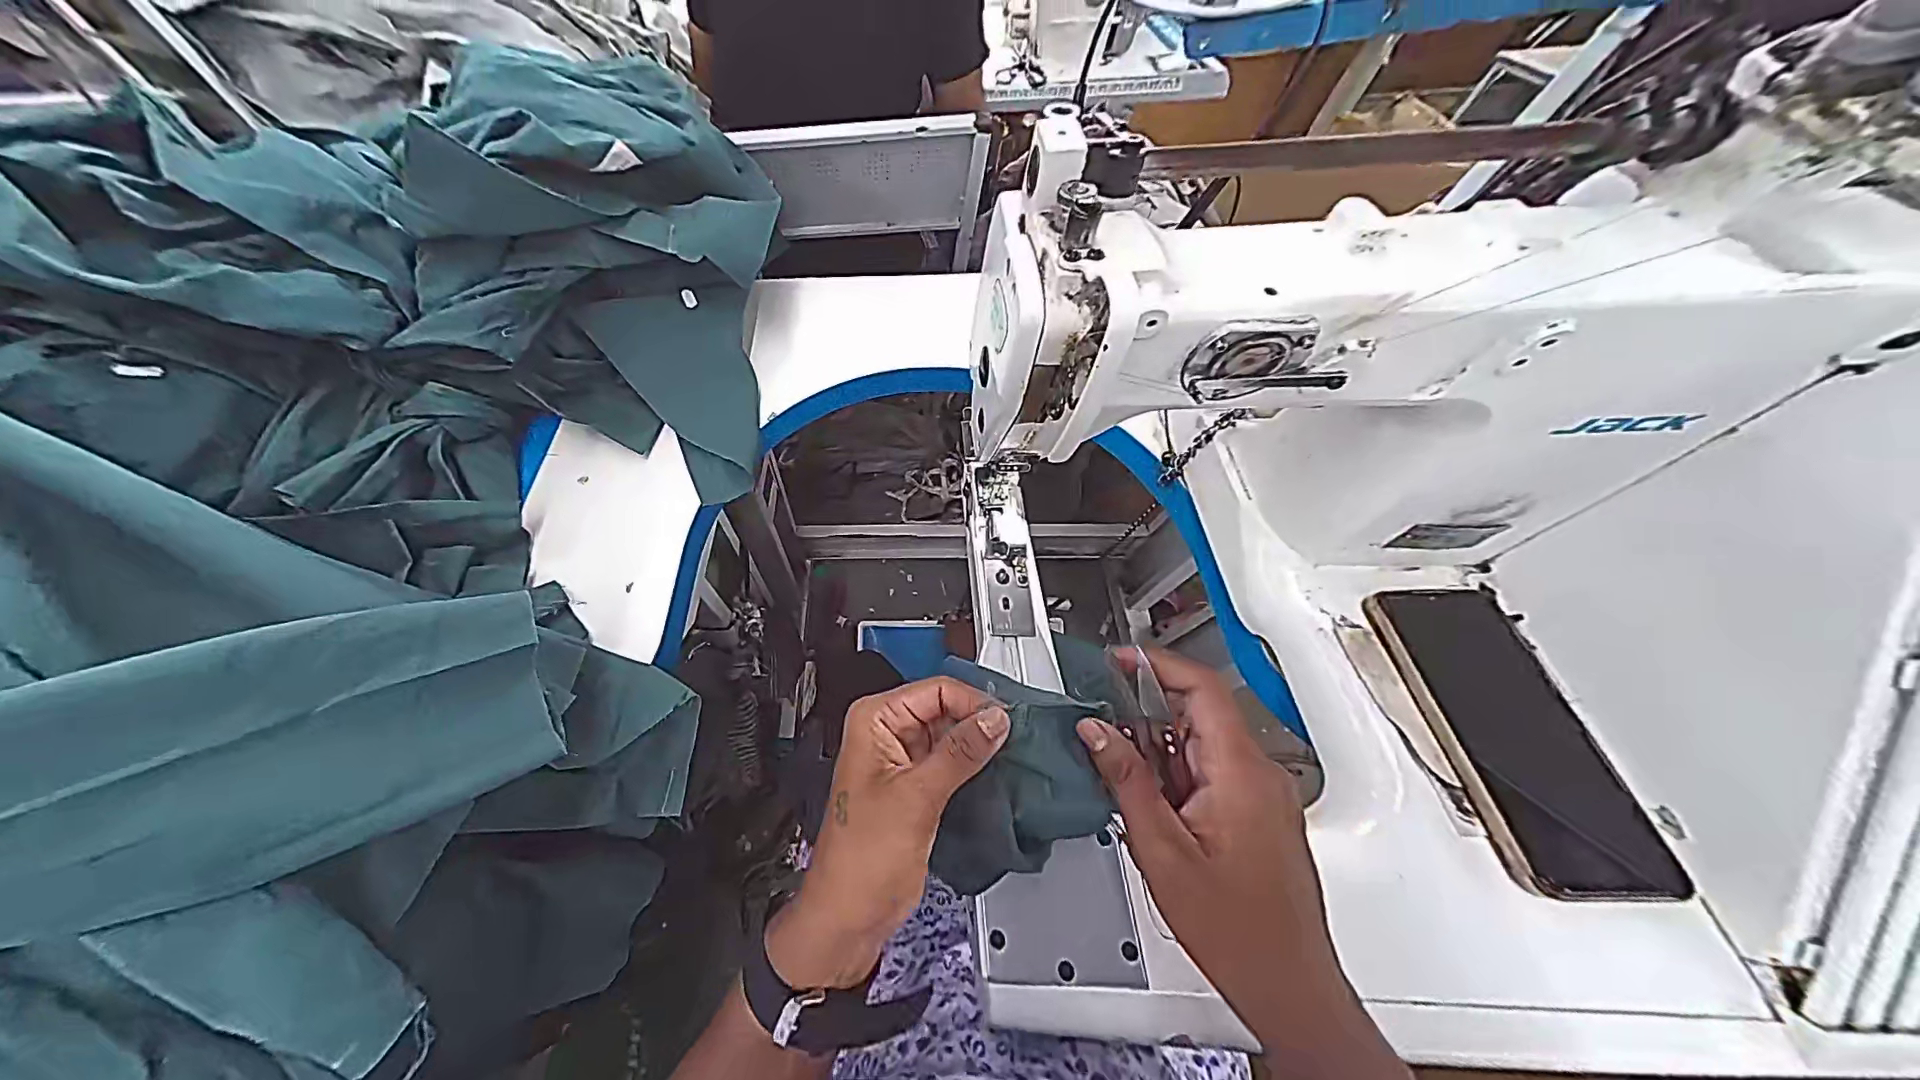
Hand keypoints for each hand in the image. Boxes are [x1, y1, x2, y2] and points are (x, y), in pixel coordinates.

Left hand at [768, 677, 1008, 989]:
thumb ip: (959, 753)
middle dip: (978, 722)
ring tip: (1007, 756)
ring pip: (953, 734)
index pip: (936, 690)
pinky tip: (994, 772)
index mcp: (874, 719)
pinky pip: (954, 760)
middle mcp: (887, 732)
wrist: (851, 914)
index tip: (1003, 722)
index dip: (973, 703)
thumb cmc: (859, 860)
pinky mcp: (919, 784)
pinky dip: (974, 764)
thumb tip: (994, 719)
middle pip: (947, 707)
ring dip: (979, 744)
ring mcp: (904, 758)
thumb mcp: (916, 796)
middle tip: (1010, 739)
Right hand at [1078, 649, 1405, 1076]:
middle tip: (1104, 724)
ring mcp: (1263, 792)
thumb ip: (1126, 780)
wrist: (1288, 984)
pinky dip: (1176, 771)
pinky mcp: (1258, 810)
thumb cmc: (1238, 931)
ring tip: (1124, 774)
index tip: (1121, 660)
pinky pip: (1212, 768)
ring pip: (1202, 741)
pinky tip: (1151, 800)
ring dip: (1159, 747)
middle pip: (1199, 713)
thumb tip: (1097, 732)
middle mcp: (1259, 774)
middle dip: (1147, 713)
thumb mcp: (1162, 849)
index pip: (1202, 688)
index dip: (1157, 665)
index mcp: (1241, 772)